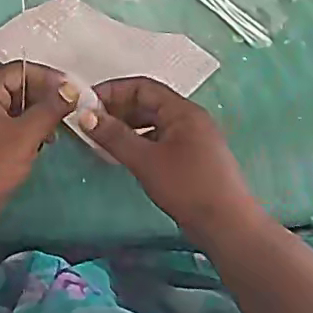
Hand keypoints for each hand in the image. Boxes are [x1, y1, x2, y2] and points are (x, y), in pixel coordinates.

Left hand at [0, 61, 78, 229]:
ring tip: (60, 127)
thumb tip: (71, 89)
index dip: (46, 75)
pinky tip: (45, 143)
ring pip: (19, 109)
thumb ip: (49, 109)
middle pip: (19, 87)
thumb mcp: (25, 134)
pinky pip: (15, 127)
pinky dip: (32, 130)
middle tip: (70, 108)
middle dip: (45, 95)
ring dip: (41, 114)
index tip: (71, 89)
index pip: (18, 70)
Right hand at [80, 77, 261, 232]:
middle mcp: (189, 119)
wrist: (227, 226)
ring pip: (152, 122)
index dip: (112, 91)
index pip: (142, 87)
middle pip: (147, 102)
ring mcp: (191, 138)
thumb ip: (114, 136)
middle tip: (90, 123)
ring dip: (125, 126)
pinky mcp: (190, 157)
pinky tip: (123, 155)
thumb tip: (85, 115)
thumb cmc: (187, 187)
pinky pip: (158, 139)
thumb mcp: (145, 160)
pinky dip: (137, 141)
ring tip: (101, 139)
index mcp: (182, 111)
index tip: (86, 104)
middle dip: (117, 109)